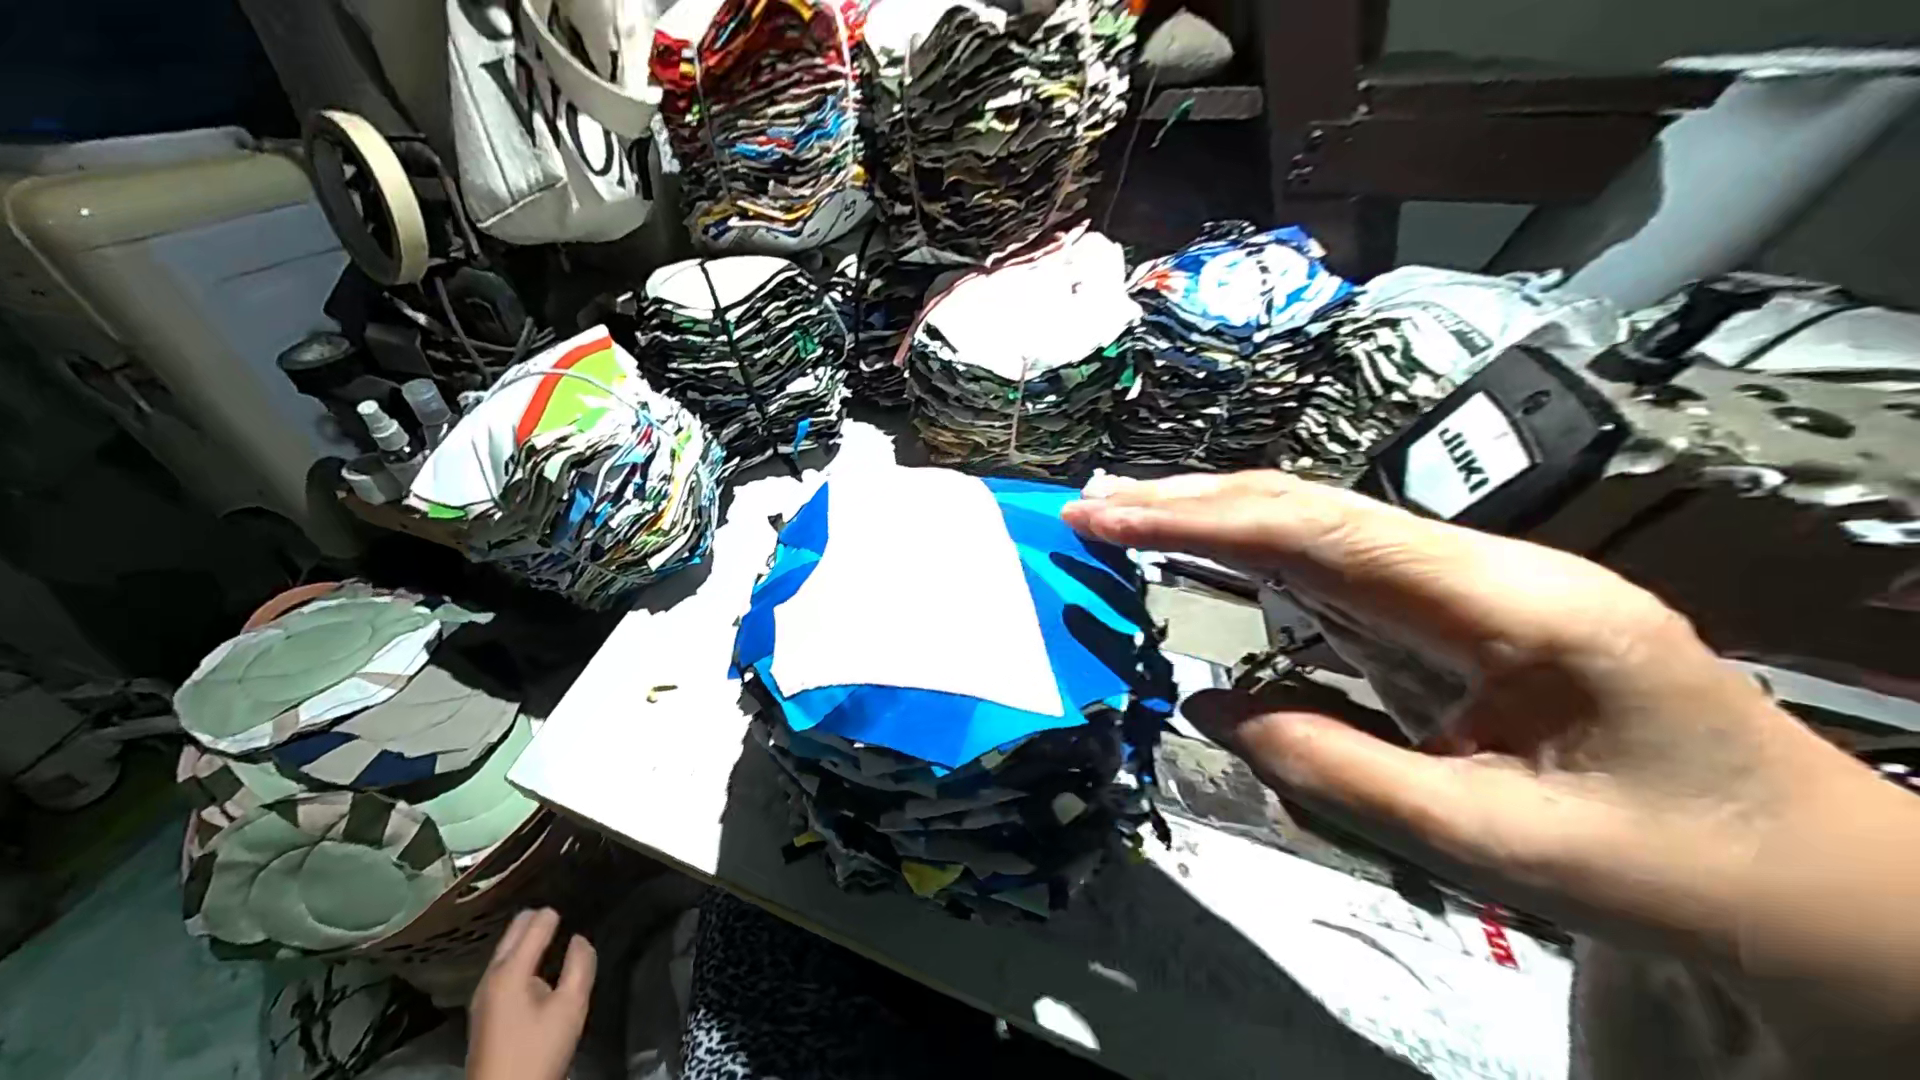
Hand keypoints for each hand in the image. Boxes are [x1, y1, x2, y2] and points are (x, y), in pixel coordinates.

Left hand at [468, 908, 596, 1079]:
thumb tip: (579, 939)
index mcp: (511, 971)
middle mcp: (491, 977)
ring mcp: (483, 996)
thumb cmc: (538, 1051)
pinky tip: (537, 963)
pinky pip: (503, 967)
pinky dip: (520, 954)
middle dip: (536, 918)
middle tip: (564, 911)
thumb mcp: (571, 1006)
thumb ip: (580, 965)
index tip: (576, 905)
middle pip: (513, 932)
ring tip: (553, 930)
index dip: (556, 913)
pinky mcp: (483, 1012)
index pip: (535, 924)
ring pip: (505, 950)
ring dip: (527, 936)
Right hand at [1065, 473, 1919, 1030]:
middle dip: (1191, 503)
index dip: (1199, 518)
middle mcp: (1479, 567)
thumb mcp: (1498, 844)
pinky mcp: (1447, 609)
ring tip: (1126, 522)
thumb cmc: (1680, 868)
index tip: (1106, 517)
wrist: (1828, 887)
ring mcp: (1463, 582)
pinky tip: (1203, 559)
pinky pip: (1330, 571)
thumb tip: (1213, 710)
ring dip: (1214, 521)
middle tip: (1094, 509)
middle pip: (1308, 508)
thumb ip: (1336, 771)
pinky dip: (1251, 559)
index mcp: (1510, 602)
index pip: (1318, 532)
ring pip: (1314, 529)